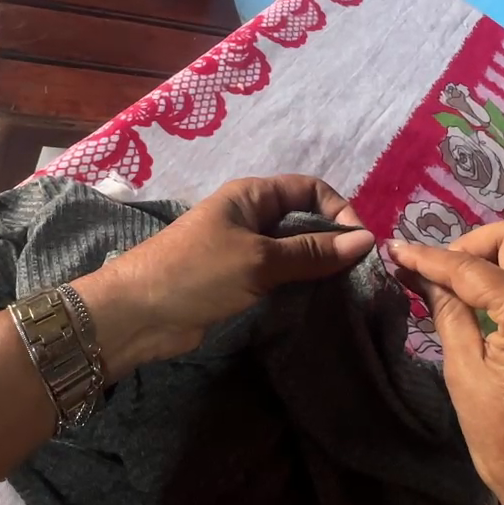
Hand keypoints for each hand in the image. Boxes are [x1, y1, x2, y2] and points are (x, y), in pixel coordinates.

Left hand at [70, 175, 375, 377]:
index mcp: (252, 195)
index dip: (338, 209)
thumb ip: (313, 251)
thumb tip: (367, 241)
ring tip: (345, 288)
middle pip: (304, 218)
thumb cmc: (197, 272)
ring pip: (294, 249)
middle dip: (333, 239)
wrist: (136, 316)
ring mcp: (244, 249)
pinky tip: (318, 300)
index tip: (360, 243)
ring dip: (318, 265)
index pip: (309, 188)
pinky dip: (300, 283)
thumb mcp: (260, 259)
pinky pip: (280, 274)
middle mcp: (251, 216)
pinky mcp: (238, 280)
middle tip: (359, 271)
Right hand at [389, 222, 503, 504]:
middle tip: (439, 271)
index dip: (429, 257)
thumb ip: (447, 310)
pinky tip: (479, 296)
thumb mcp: (463, 371)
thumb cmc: (502, 435)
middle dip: (471, 243)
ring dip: (493, 254)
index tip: (395, 250)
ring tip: (456, 281)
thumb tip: (418, 271)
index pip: (471, 268)